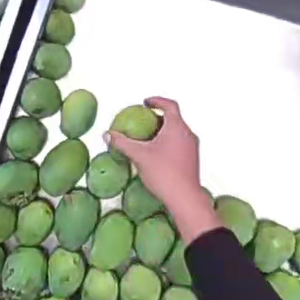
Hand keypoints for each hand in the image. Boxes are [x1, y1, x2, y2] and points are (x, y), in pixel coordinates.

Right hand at [107, 97, 220, 242]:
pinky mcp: (192, 159)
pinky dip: (167, 141)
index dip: (157, 101)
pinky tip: (155, 153)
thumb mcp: (138, 155)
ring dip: (162, 130)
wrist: (185, 198)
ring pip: (177, 131)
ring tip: (146, 137)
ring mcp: (192, 147)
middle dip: (157, 117)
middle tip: (142, 121)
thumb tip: (107, 135)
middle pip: (174, 118)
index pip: (170, 105)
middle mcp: (188, 134)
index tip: (146, 102)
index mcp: (177, 128)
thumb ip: (122, 143)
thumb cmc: (164, 173)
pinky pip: (179, 143)